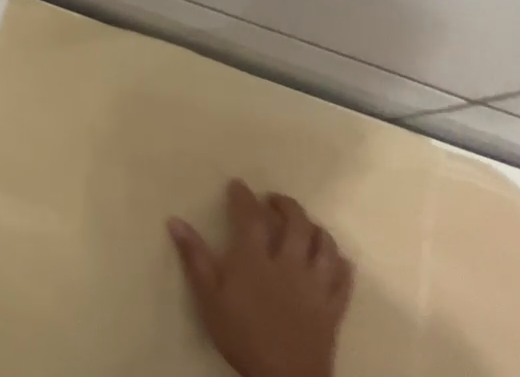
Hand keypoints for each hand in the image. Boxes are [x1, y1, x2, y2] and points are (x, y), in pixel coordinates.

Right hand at [168, 180, 353, 376]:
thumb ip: (194, 257)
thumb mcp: (207, 297)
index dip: (243, 197)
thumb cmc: (240, 335)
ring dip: (316, 228)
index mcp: (254, 260)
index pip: (250, 217)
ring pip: (325, 246)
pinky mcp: (334, 307)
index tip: (237, 184)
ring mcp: (316, 286)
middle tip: (273, 199)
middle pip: (296, 225)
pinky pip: (344, 278)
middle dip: (286, 206)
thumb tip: (175, 221)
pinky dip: (340, 262)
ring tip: (304, 224)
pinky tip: (335, 258)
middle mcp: (288, 265)